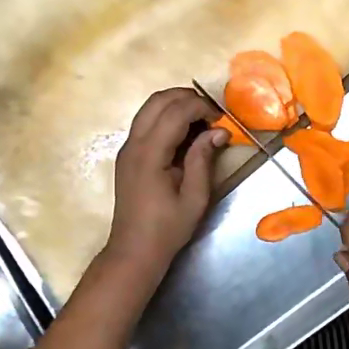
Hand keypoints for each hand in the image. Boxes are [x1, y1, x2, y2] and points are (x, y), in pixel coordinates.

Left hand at [100, 88, 228, 278]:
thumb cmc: (167, 229)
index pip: (175, 112)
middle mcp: (133, 144)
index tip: (221, 118)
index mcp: (149, 154)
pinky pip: (145, 122)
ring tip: (201, 119)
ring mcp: (127, 148)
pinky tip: (184, 132)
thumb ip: (203, 159)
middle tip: (211, 112)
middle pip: (157, 100)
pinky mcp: (127, 154)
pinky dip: (165, 116)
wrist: (134, 250)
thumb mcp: (194, 197)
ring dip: (174, 104)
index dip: (200, 107)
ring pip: (148, 107)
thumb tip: (218, 131)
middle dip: (186, 98)